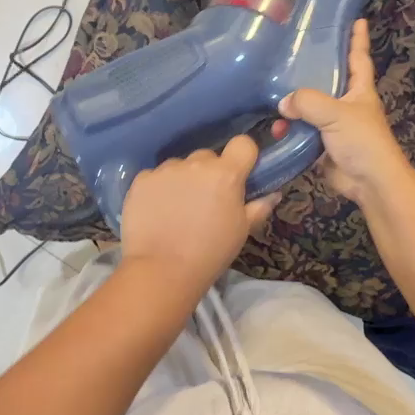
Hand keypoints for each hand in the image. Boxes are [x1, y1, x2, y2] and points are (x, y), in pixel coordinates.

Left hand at [118, 136, 280, 293]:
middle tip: (207, 200)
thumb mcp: (241, 231)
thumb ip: (258, 207)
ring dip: (183, 179)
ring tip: (178, 209)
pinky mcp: (142, 180)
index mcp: (226, 174)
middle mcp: (196, 164)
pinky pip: (156, 176)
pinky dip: (159, 188)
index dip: (243, 155)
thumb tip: (273, 194)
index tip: (240, 173)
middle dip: (210, 172)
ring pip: (180, 166)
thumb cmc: (210, 252)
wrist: (162, 270)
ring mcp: (166, 170)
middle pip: (208, 156)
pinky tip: (158, 212)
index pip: (243, 144)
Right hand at [278, 19, 412, 205]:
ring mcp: (336, 125)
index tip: (357, 19)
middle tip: (288, 53)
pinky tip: (276, 129)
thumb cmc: (362, 141)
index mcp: (359, 90)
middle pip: (328, 80)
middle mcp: (348, 103)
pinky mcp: (324, 145)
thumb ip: (308, 102)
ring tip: (274, 106)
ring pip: (310, 108)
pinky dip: (290, 130)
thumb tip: (282, 104)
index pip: (359, 57)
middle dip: (311, 70)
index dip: (358, 38)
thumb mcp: (336, 113)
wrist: (370, 183)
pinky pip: (303, 132)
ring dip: (294, 108)